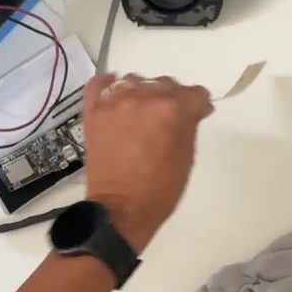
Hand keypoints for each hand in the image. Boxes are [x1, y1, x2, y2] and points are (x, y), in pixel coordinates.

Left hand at [79, 73, 213, 249]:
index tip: (198, 112)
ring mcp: (114, 104)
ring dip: (143, 91)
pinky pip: (97, 84)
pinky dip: (106, 83)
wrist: (121, 210)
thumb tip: (196, 107)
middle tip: (169, 118)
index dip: (198, 104)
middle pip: (164, 84)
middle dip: (172, 98)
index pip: (193, 93)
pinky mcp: (93, 113)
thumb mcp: (186, 158)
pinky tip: (114, 89)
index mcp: (171, 110)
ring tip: (142, 111)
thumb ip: (190, 125)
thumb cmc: (159, 190)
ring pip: (134, 81)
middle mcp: (143, 98)